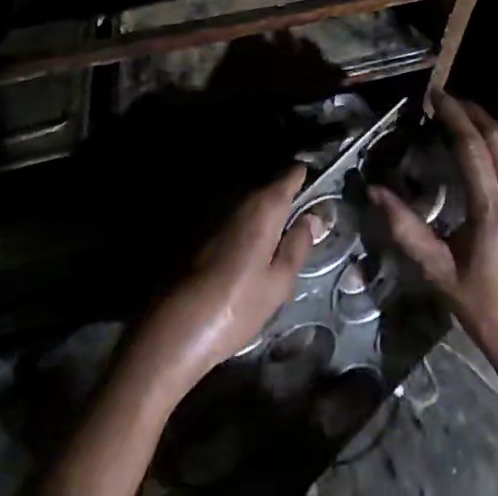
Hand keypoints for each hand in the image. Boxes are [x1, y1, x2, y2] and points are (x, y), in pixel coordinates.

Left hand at [128, 165, 317, 391]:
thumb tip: (314, 217)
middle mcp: (239, 198)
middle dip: (288, 199)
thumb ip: (299, 243)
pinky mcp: (201, 229)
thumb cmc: (237, 305)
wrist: (176, 325)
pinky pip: (235, 217)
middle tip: (305, 226)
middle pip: (271, 186)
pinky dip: (246, 226)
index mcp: (264, 205)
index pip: (292, 173)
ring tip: (280, 243)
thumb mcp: (280, 281)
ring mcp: (217, 212)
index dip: (309, 177)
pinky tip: (251, 255)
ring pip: (251, 203)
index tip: (321, 191)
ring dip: (266, 215)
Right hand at [372, 93, 497, 364]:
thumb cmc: (482, 305)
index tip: (435, 95)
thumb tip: (375, 191)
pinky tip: (481, 146)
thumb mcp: (438, 269)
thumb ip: (406, 227)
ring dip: (488, 125)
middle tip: (446, 99)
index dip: (454, 116)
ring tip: (461, 114)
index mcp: (494, 210)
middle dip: (474, 112)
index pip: (473, 148)